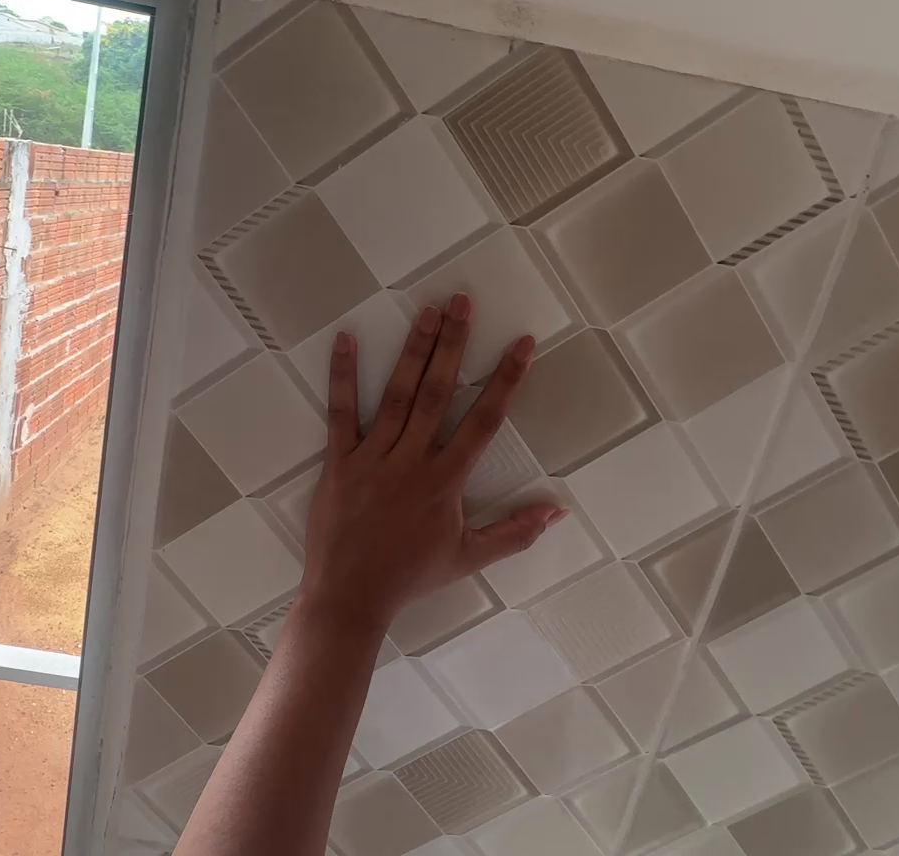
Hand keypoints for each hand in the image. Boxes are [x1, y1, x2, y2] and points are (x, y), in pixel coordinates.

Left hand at [296, 293, 565, 633]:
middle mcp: (413, 458)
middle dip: (453, 344)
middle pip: (437, 392)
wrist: (351, 596)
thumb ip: (515, 532)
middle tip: (461, 301)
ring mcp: (374, 456)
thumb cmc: (411, 575)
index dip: (506, 380)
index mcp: (447, 479)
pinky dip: (343, 376)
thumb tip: (558, 510)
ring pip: (397, 395)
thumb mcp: (470, 557)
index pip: (485, 420)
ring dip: (413, 350)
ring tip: (426, 311)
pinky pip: (341, 413)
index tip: (522, 343)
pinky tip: (346, 339)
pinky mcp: (339, 460)